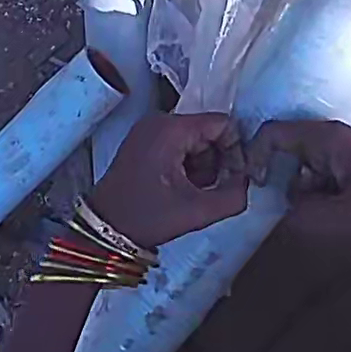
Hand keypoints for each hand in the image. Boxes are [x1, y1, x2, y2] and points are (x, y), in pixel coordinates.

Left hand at [89, 113, 247, 249]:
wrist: (104, 230)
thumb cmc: (147, 217)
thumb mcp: (197, 211)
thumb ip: (233, 196)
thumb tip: (247, 181)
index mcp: (171, 129)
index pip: (222, 124)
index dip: (235, 149)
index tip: (234, 177)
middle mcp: (160, 121)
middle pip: (208, 131)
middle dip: (216, 161)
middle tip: (208, 189)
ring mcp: (149, 130)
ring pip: (195, 140)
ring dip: (202, 165)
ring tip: (190, 192)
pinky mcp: (144, 141)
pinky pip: (179, 145)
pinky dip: (186, 165)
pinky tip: (179, 188)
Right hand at [245, 120, 350, 254]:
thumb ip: (307, 218)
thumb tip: (279, 215)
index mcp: (329, 139)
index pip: (273, 133)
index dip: (255, 156)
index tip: (254, 189)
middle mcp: (332, 140)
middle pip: (286, 155)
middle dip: (283, 185)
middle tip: (292, 216)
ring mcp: (344, 156)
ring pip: (303, 175)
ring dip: (305, 200)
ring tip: (330, 223)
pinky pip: (321, 186)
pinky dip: (321, 204)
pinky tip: (341, 223)